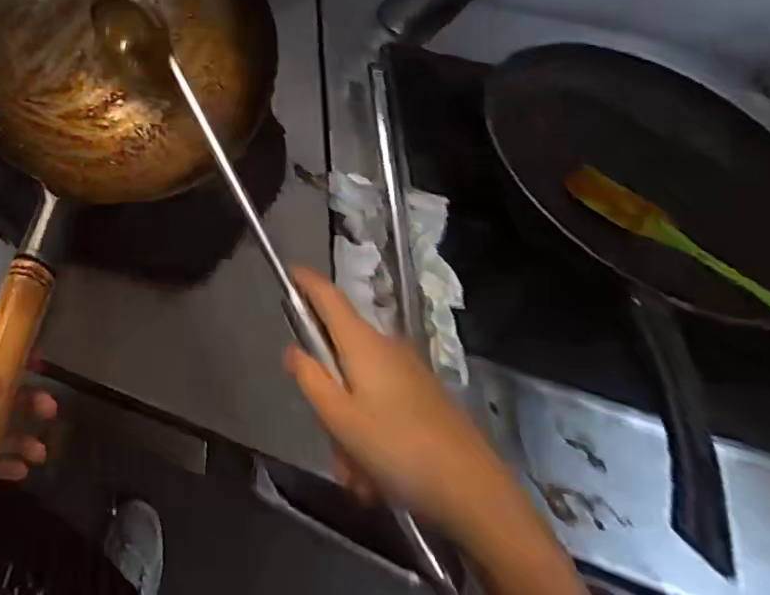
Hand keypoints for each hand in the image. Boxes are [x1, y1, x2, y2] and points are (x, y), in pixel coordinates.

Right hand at [282, 267, 521, 532]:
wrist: (479, 498)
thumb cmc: (398, 449)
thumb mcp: (337, 416)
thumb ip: (309, 377)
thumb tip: (294, 349)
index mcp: (362, 342)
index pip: (328, 296)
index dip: (306, 281)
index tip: (290, 271)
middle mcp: (387, 349)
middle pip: (339, 351)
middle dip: (325, 389)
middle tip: (324, 428)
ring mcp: (410, 374)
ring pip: (359, 387)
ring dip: (348, 423)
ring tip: (353, 469)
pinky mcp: (427, 401)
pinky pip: (382, 406)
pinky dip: (371, 434)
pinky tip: (375, 475)